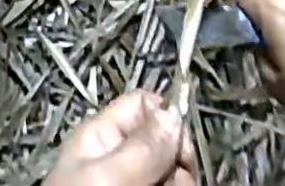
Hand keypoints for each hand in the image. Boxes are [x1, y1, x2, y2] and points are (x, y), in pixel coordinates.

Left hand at [43, 91, 194, 185]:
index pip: (143, 106)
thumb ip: (142, 147)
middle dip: (177, 166)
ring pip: (170, 178)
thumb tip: (174, 113)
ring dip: (178, 185)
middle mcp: (119, 161)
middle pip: (165, 147)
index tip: (182, 150)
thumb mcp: (105, 178)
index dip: (167, 120)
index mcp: (102, 137)